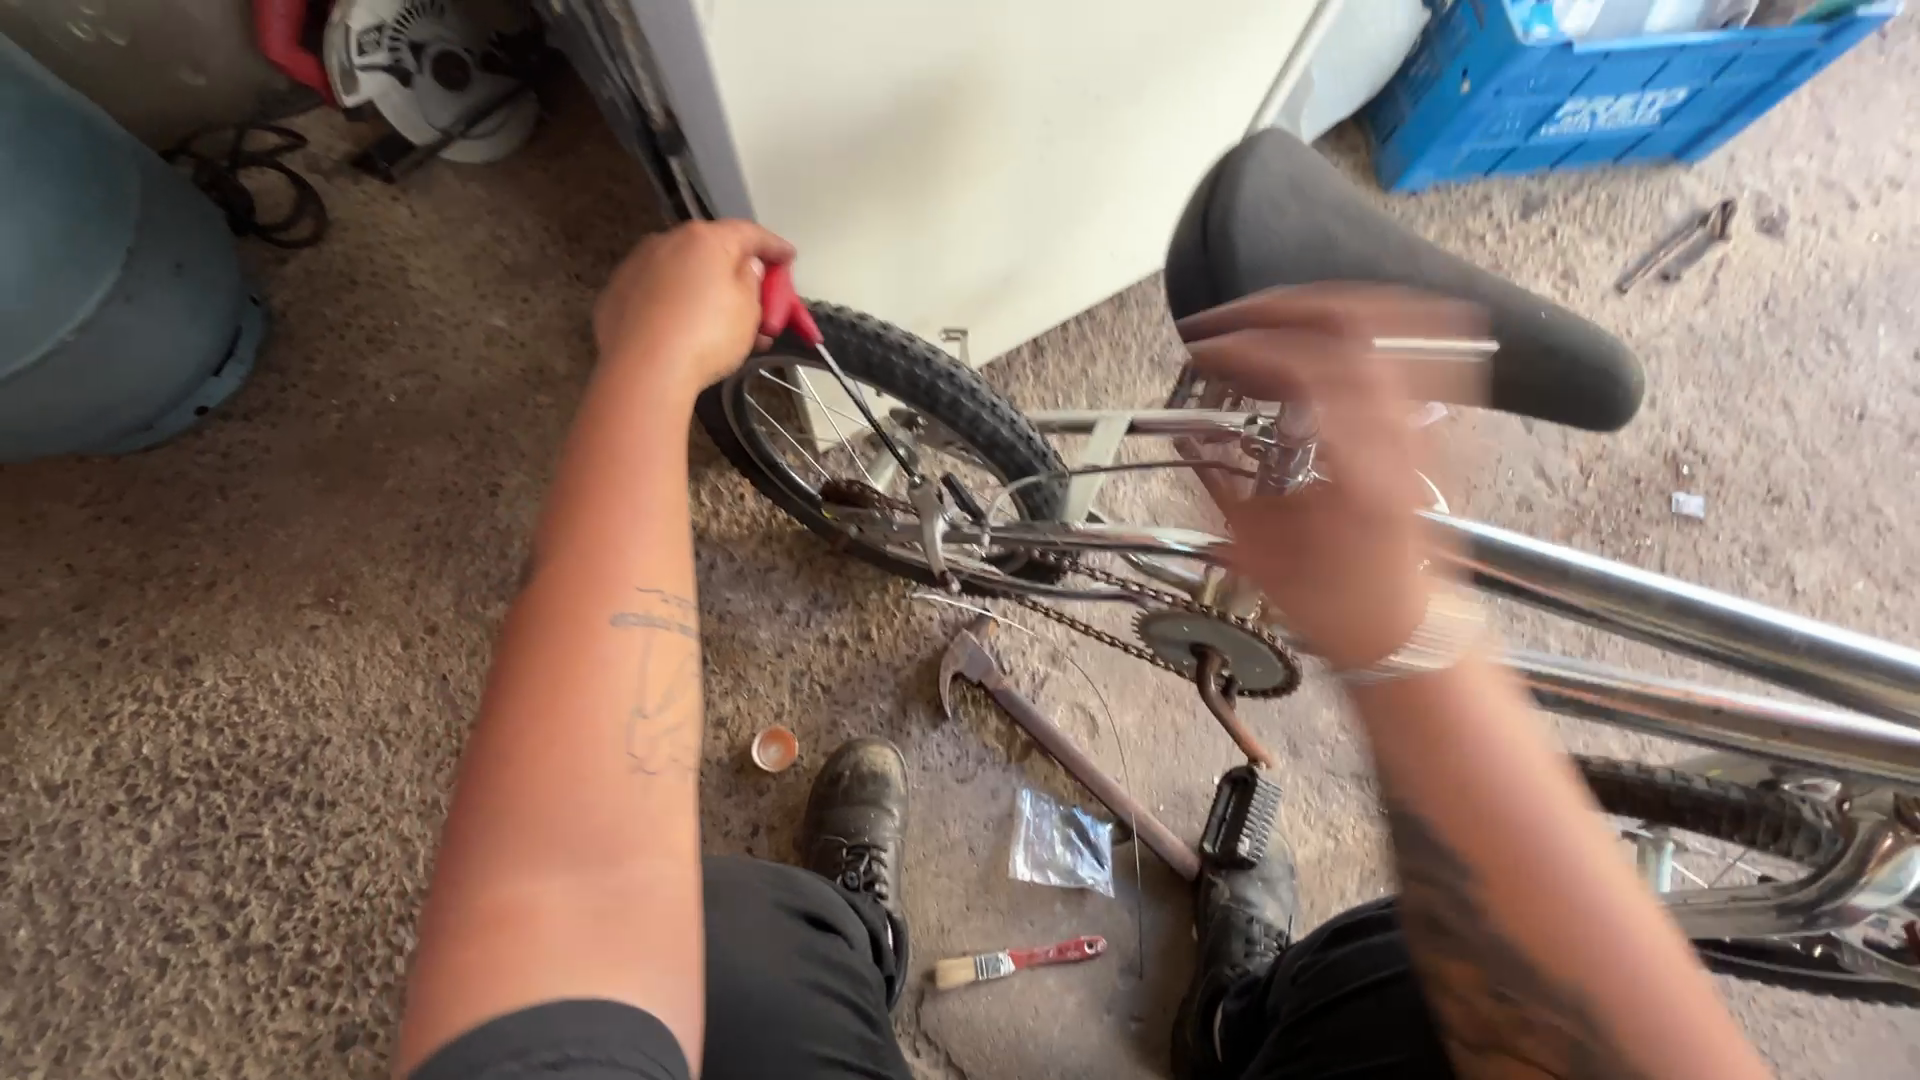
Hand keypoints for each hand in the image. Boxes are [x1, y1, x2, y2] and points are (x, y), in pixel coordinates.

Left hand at [593, 220, 795, 392]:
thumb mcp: (748, 310)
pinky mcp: (615, 294)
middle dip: (737, 273)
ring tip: (723, 325)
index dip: (773, 245)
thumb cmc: (706, 336)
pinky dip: (676, 305)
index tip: (789, 256)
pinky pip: (658, 293)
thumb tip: (745, 266)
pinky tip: (685, 329)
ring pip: (682, 272)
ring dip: (706, 291)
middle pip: (711, 251)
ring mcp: (636, 266)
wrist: (643, 371)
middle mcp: (667, 242)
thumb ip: (751, 281)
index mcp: (705, 240)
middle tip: (756, 299)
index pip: (748, 232)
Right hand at [1178, 284, 1486, 670]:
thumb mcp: (1258, 553)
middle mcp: (1403, 437)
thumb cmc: (1338, 603)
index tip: (1201, 353)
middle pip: (1349, 326)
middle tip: (1224, 325)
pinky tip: (1335, 321)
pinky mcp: (1437, 423)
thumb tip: (1186, 437)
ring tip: (1269, 313)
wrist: (1406, 627)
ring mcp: (1430, 424)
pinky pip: (1422, 340)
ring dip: (1320, 304)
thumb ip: (1219, 485)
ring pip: (1392, 319)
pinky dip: (1375, 316)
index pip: (1303, 370)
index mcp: (1359, 473)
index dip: (1241, 348)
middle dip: (1273, 310)